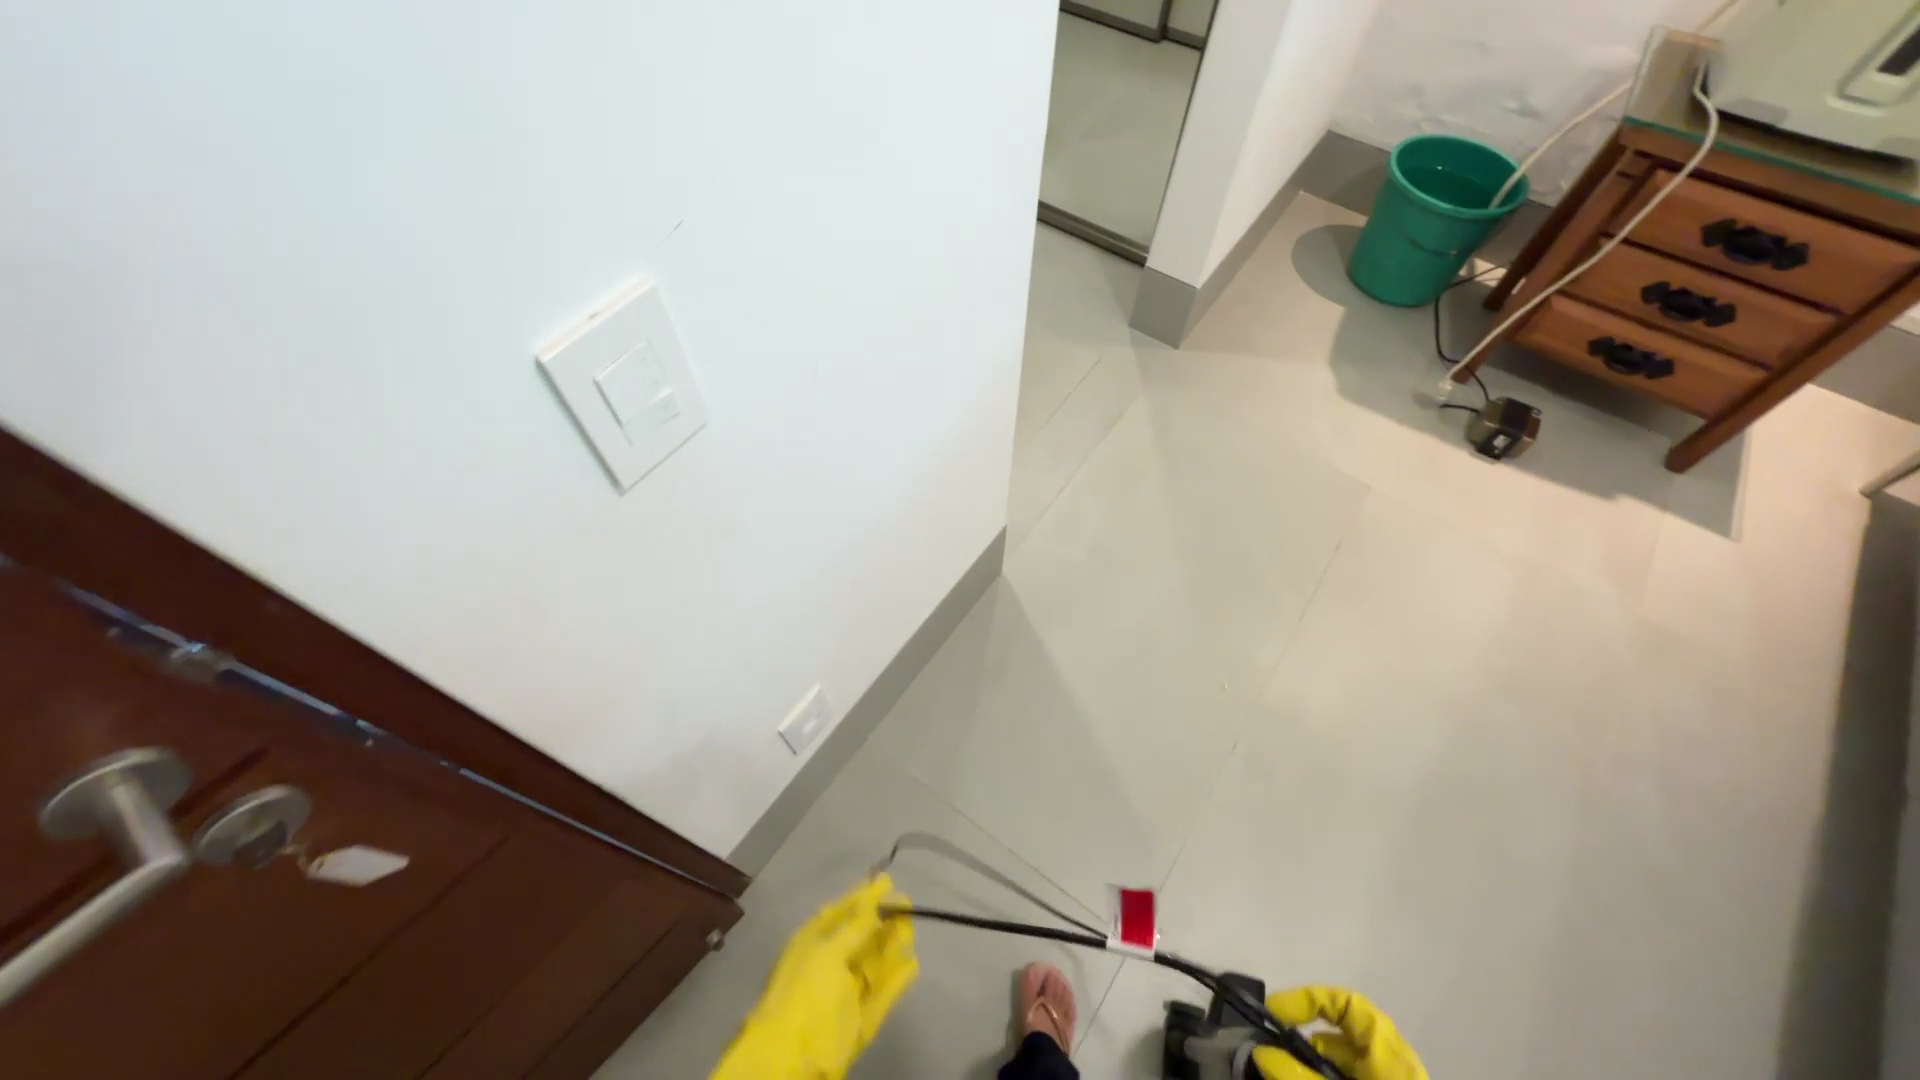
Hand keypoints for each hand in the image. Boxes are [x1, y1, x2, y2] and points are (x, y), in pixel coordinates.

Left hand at [710, 875, 917, 1079]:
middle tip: (907, 907)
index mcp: (813, 944)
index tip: (887, 882)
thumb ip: (858, 924)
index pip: (840, 912)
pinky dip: (897, 979)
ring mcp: (846, 993)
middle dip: (882, 920)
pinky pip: (883, 992)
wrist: (793, 1065)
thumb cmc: (808, 997)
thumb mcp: (829, 953)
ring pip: (874, 962)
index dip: (863, 897)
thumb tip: (879, 890)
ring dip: (892, 946)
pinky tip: (912, 963)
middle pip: (860, 936)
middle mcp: (828, 965)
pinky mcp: (862, 1020)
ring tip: (910, 932)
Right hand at [1252, 986, 1427, 1079]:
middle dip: (1295, 1047)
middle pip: (1335, 1041)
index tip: (1274, 1017)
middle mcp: (1385, 1072)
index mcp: (1389, 1061)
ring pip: (1330, 1069)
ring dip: (1298, 1072)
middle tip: (1263, 1060)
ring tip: (1268, 1079)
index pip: (1348, 1006)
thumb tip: (1262, 1053)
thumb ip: (1300, 1079)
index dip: (1309, 1001)